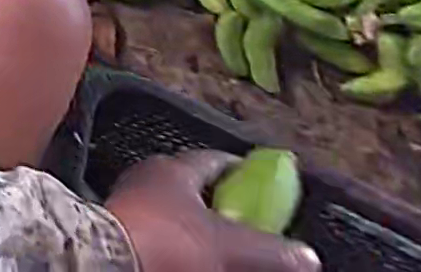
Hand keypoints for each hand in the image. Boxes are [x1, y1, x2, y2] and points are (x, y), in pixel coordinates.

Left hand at [104, 150, 320, 271]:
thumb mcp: (230, 246)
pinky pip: (166, 233)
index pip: (214, 161)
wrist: (113, 260)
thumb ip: (271, 250)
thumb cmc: (168, 241)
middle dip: (226, 208)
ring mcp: (135, 202)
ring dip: (207, 231)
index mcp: (172, 169)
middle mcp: (150, 178)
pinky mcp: (127, 227)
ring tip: (231, 252)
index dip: (241, 170)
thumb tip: (307, 256)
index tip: (262, 179)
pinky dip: (187, 245)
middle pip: (197, 189)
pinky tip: (200, 260)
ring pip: (181, 213)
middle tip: (255, 226)